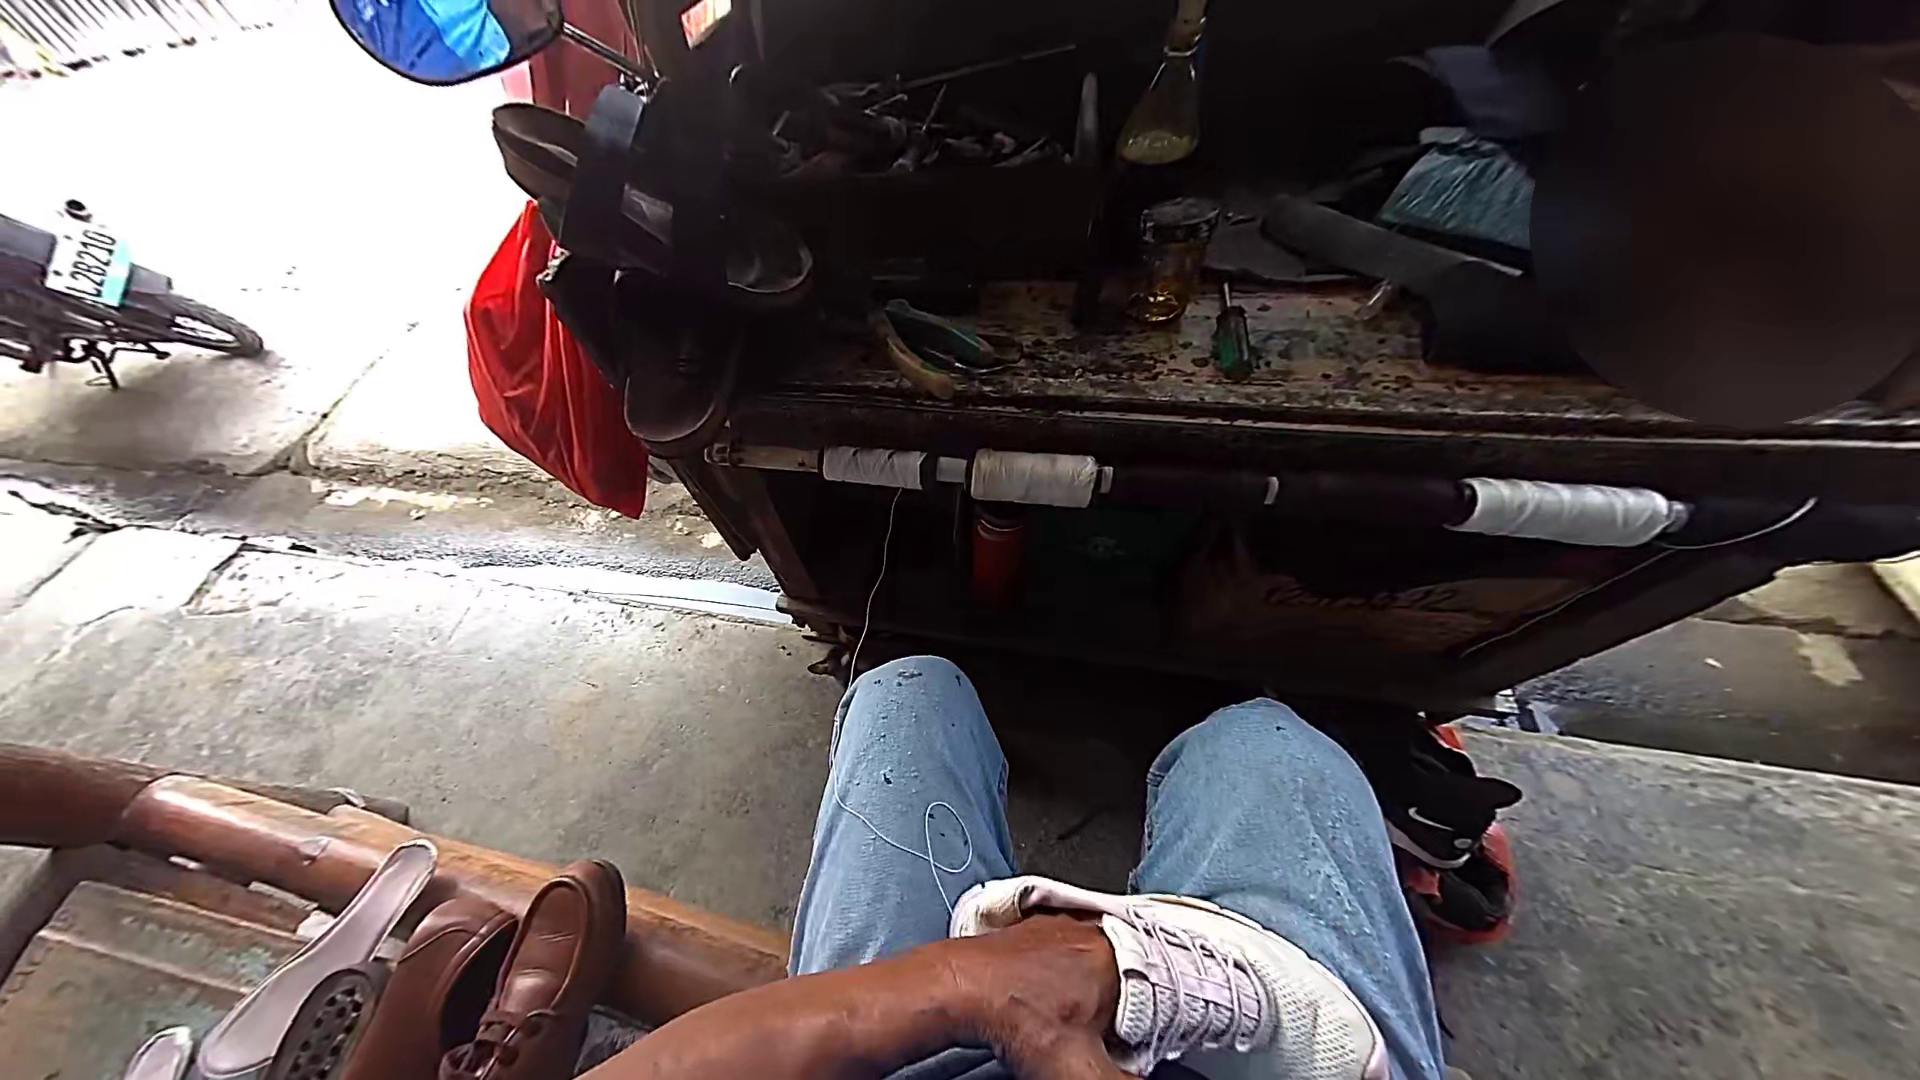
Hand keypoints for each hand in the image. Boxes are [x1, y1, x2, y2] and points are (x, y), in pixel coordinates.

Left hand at [943, 914, 1132, 1079]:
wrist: (966, 985)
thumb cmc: (1020, 1019)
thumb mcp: (1083, 1071)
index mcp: (1113, 958)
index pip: (1150, 999)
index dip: (1140, 1033)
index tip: (1124, 1051)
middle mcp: (1090, 931)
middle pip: (1121, 980)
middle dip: (1114, 1012)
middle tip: (1095, 1039)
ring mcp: (1060, 924)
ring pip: (1092, 965)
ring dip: (1088, 993)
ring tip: (1067, 1021)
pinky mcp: (1034, 926)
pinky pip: (1063, 951)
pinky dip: (1063, 975)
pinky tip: (1046, 998)